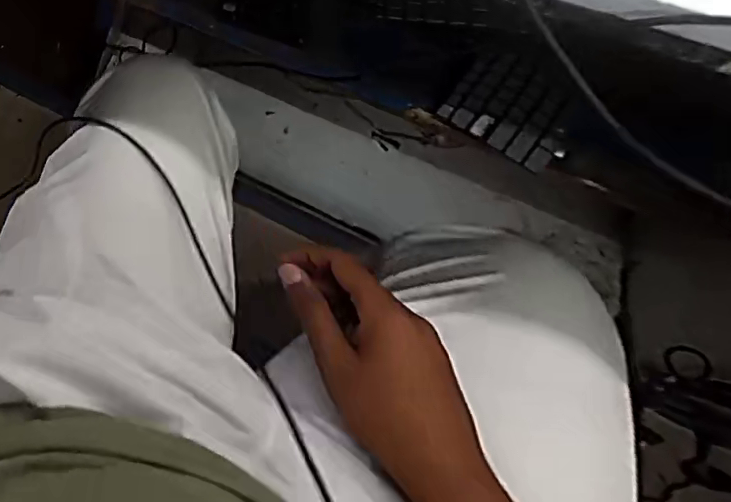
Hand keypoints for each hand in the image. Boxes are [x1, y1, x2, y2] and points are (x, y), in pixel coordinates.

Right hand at [280, 247, 511, 501]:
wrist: (444, 474)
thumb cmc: (391, 423)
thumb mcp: (334, 360)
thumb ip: (311, 310)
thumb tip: (293, 275)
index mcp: (390, 316)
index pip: (345, 263)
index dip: (309, 255)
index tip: (287, 261)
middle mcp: (414, 323)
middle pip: (361, 282)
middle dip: (323, 279)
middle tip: (294, 290)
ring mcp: (427, 343)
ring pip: (376, 305)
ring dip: (341, 302)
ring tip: (315, 320)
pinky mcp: (431, 362)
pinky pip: (391, 325)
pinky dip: (362, 321)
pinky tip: (346, 344)